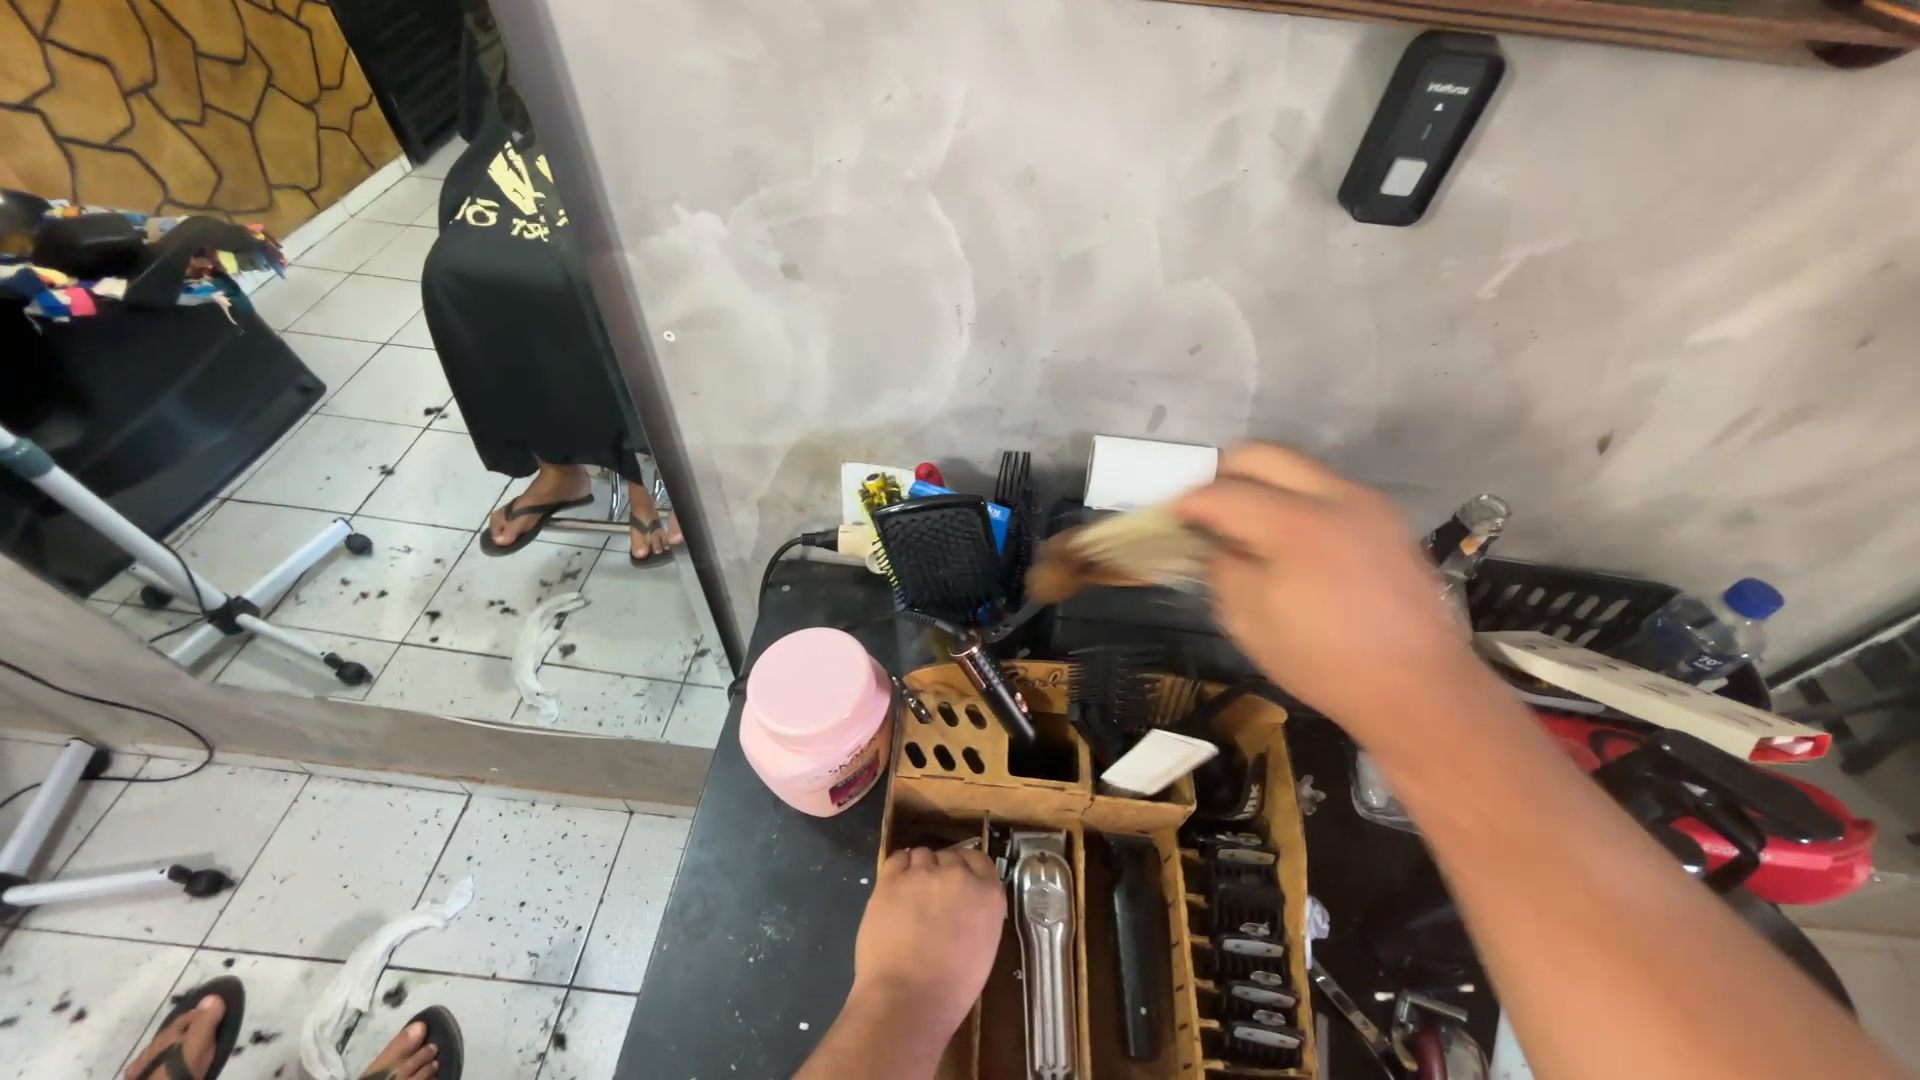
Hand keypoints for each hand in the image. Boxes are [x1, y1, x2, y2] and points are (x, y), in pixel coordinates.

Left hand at [851, 846, 1005, 1038]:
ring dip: (921, 870)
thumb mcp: (983, 947)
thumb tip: (966, 904)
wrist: (906, 999)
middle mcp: (957, 875)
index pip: (980, 861)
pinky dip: (900, 869)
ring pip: (923, 856)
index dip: (969, 868)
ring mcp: (922, 874)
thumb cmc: (951, 987)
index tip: (961, 880)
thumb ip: (979, 914)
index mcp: (987, 894)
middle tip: (935, 898)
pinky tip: (897, 888)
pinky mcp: (890, 880)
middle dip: (944, 872)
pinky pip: (897, 859)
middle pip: (950, 856)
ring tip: (913, 896)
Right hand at [1177, 443, 1485, 731]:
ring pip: (1297, 468)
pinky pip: (1326, 491)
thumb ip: (1220, 567)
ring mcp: (1367, 504)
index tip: (1168, 518)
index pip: (1221, 492)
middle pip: (1261, 455)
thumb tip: (1211, 541)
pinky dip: (1294, 501)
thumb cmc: (1322, 661)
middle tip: (1203, 509)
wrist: (1417, 687)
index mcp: (1294, 524)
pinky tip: (1286, 542)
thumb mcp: (1247, 619)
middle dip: (1222, 475)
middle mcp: (1334, 497)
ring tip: (1243, 524)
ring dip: (1261, 485)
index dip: (1186, 502)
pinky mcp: (1386, 520)